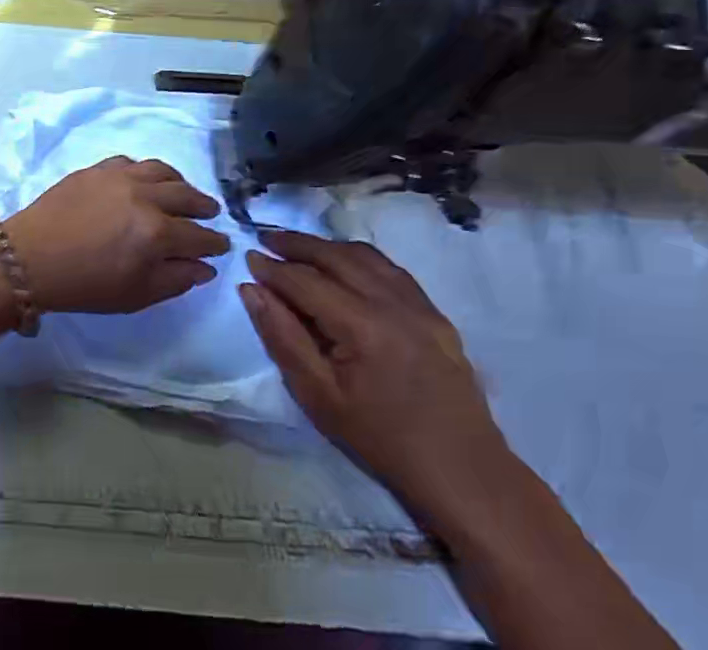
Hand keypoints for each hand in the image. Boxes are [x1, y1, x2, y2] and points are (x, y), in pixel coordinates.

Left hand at [2, 156, 230, 314]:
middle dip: (203, 207)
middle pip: (186, 196)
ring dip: (179, 183)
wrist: (28, 259)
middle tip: (209, 213)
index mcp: (157, 232)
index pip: (199, 236)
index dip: (213, 243)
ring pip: (161, 171)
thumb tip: (204, 267)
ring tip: (183, 192)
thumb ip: (176, 279)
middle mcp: (144, 197)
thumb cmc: (84, 285)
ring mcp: (118, 177)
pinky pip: (130, 162)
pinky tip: (144, 180)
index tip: (220, 246)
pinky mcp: (96, 169)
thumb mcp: (135, 295)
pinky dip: (145, 171)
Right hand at [240, 231, 507, 498]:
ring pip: (367, 256)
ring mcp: (420, 305)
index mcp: (364, 326)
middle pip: (337, 256)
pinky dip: (359, 258)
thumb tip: (252, 290)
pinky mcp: (435, 313)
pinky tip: (343, 265)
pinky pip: (391, 270)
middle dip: (298, 244)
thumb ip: (282, 336)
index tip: (248, 257)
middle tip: (265, 238)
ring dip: (328, 246)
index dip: (273, 268)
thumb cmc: (379, 438)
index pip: (307, 281)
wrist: (459, 469)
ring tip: (298, 247)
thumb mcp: (317, 395)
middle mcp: (394, 304)